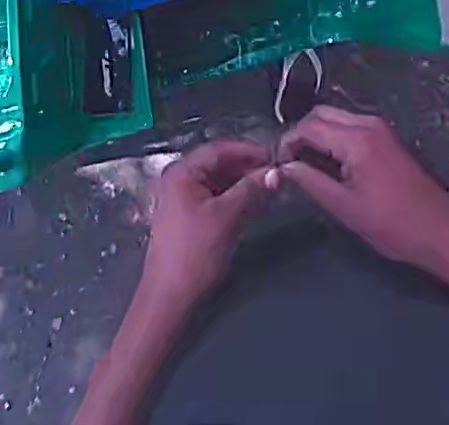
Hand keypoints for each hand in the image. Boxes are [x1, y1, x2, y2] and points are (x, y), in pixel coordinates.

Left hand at [142, 139, 274, 302]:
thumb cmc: (195, 252)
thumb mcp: (226, 217)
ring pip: (220, 182)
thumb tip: (276, 172)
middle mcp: (180, 180)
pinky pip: (217, 199)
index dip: (248, 151)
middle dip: (248, 168)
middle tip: (278, 174)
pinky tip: (257, 205)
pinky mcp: (190, 218)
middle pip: (219, 165)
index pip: (219, 150)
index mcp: (182, 172)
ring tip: (272, 189)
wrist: (170, 299)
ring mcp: (184, 199)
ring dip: (244, 185)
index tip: (276, 156)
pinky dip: (236, 199)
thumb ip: (250, 190)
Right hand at [277, 106, 448, 269]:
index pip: (308, 127)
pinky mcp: (385, 136)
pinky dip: (333, 136)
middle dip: (301, 133)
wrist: (441, 232)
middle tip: (291, 161)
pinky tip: (330, 162)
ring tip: (307, 163)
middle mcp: (367, 124)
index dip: (288, 142)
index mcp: (356, 140)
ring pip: (334, 116)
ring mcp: (379, 128)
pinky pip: (349, 125)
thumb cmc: (393, 225)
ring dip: (317, 133)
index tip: (279, 164)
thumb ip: (311, 182)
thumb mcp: (345, 208)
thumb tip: (285, 167)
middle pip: (320, 114)